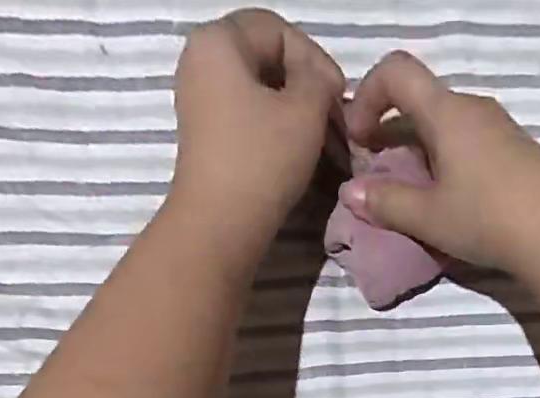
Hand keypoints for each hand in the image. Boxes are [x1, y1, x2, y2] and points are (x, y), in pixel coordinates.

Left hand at [170, 10, 344, 237]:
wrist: (220, 226)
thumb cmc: (262, 159)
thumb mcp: (305, 110)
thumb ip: (319, 79)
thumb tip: (319, 79)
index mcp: (217, 41)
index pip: (277, 29)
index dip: (315, 57)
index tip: (339, 95)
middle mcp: (201, 65)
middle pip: (267, 63)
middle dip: (309, 91)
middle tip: (338, 124)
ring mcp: (201, 106)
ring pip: (261, 97)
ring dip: (299, 117)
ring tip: (328, 147)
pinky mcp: (208, 141)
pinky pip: (249, 123)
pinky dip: (279, 135)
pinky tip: (304, 158)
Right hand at [343, 52, 539, 272]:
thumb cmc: (487, 217)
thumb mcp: (428, 216)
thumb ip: (386, 203)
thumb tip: (351, 193)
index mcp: (446, 111)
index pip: (396, 71)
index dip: (367, 97)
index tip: (357, 140)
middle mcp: (472, 109)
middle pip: (419, 103)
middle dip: (388, 134)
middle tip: (376, 178)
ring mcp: (496, 129)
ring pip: (442, 128)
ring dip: (415, 154)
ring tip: (408, 197)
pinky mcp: (512, 153)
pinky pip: (464, 145)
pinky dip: (442, 164)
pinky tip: (445, 202)